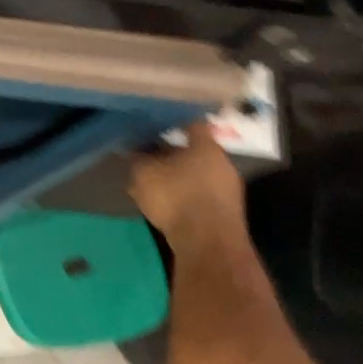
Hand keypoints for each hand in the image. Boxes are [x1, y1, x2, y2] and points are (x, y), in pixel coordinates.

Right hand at [129, 122, 245, 252]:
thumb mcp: (144, 173)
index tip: (156, 121)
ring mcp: (227, 188)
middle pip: (193, 151)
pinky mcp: (224, 210)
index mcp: (206, 148)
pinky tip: (164, 204)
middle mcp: (222, 164)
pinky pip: (199, 193)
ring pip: (195, 173)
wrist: (208, 242)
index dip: (173, 121)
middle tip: (146, 157)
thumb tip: (135, 149)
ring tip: (150, 183)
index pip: (192, 124)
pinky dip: (182, 194)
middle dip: (170, 154)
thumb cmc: (176, 197)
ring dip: (174, 176)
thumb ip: (139, 158)